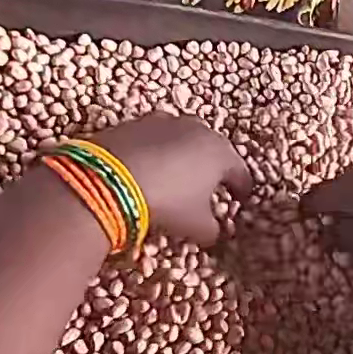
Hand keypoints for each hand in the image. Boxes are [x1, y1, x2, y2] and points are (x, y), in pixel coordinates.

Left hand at [91, 115, 251, 245]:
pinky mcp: (133, 123)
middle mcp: (197, 129)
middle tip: (207, 188)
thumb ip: (212, 229)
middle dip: (211, 168)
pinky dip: (154, 153)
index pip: (240, 172)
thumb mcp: (196, 225)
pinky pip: (152, 140)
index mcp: (221, 152)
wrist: (110, 178)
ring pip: (181, 140)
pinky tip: (147, 171)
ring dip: (182, 157)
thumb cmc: (168, 202)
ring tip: (174, 177)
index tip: (240, 199)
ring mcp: (163, 122)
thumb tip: (213, 231)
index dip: (241, 189)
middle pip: (212, 150)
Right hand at [302, 167, 352, 257]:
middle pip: (328, 191)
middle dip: (322, 209)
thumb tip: (321, 234)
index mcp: (345, 189)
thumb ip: (339, 235)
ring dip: (342, 205)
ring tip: (346, 227)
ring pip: (347, 188)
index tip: (304, 232)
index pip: (310, 199)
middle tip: (323, 232)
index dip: (304, 215)